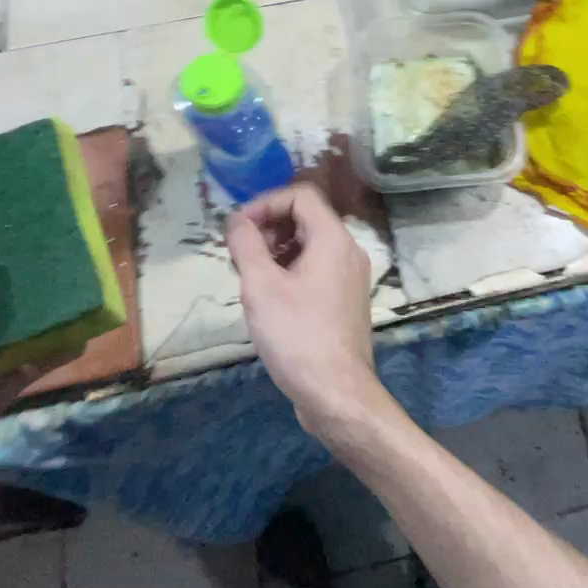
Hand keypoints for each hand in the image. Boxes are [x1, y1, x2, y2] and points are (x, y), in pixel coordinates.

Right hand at [226, 184, 385, 437]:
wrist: (336, 392)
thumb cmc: (297, 336)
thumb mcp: (260, 287)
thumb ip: (246, 245)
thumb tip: (236, 219)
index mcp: (333, 239)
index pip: (300, 196)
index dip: (265, 204)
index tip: (237, 229)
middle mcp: (349, 250)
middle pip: (306, 218)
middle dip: (269, 228)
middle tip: (240, 256)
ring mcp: (351, 275)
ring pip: (310, 244)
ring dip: (277, 250)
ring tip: (250, 278)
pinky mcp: (346, 298)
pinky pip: (317, 267)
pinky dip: (291, 269)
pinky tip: (270, 298)